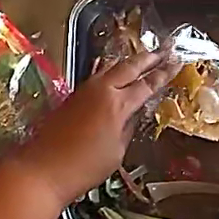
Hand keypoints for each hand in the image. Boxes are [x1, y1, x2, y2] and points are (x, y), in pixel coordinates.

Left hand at [5, 50, 172, 208]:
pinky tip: (118, 71)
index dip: (164, 73)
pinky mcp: (73, 96)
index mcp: (117, 104)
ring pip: (112, 67)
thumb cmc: (84, 167)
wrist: (42, 169)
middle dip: (149, 58)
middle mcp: (102, 90)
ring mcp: (85, 90)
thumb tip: (135, 112)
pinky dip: (113, 70)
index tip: (177, 61)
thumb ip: (128, 127)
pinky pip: (99, 76)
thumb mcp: (117, 151)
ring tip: (145, 56)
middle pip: (129, 66)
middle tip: (165, 49)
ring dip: (130, 61)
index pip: (147, 84)